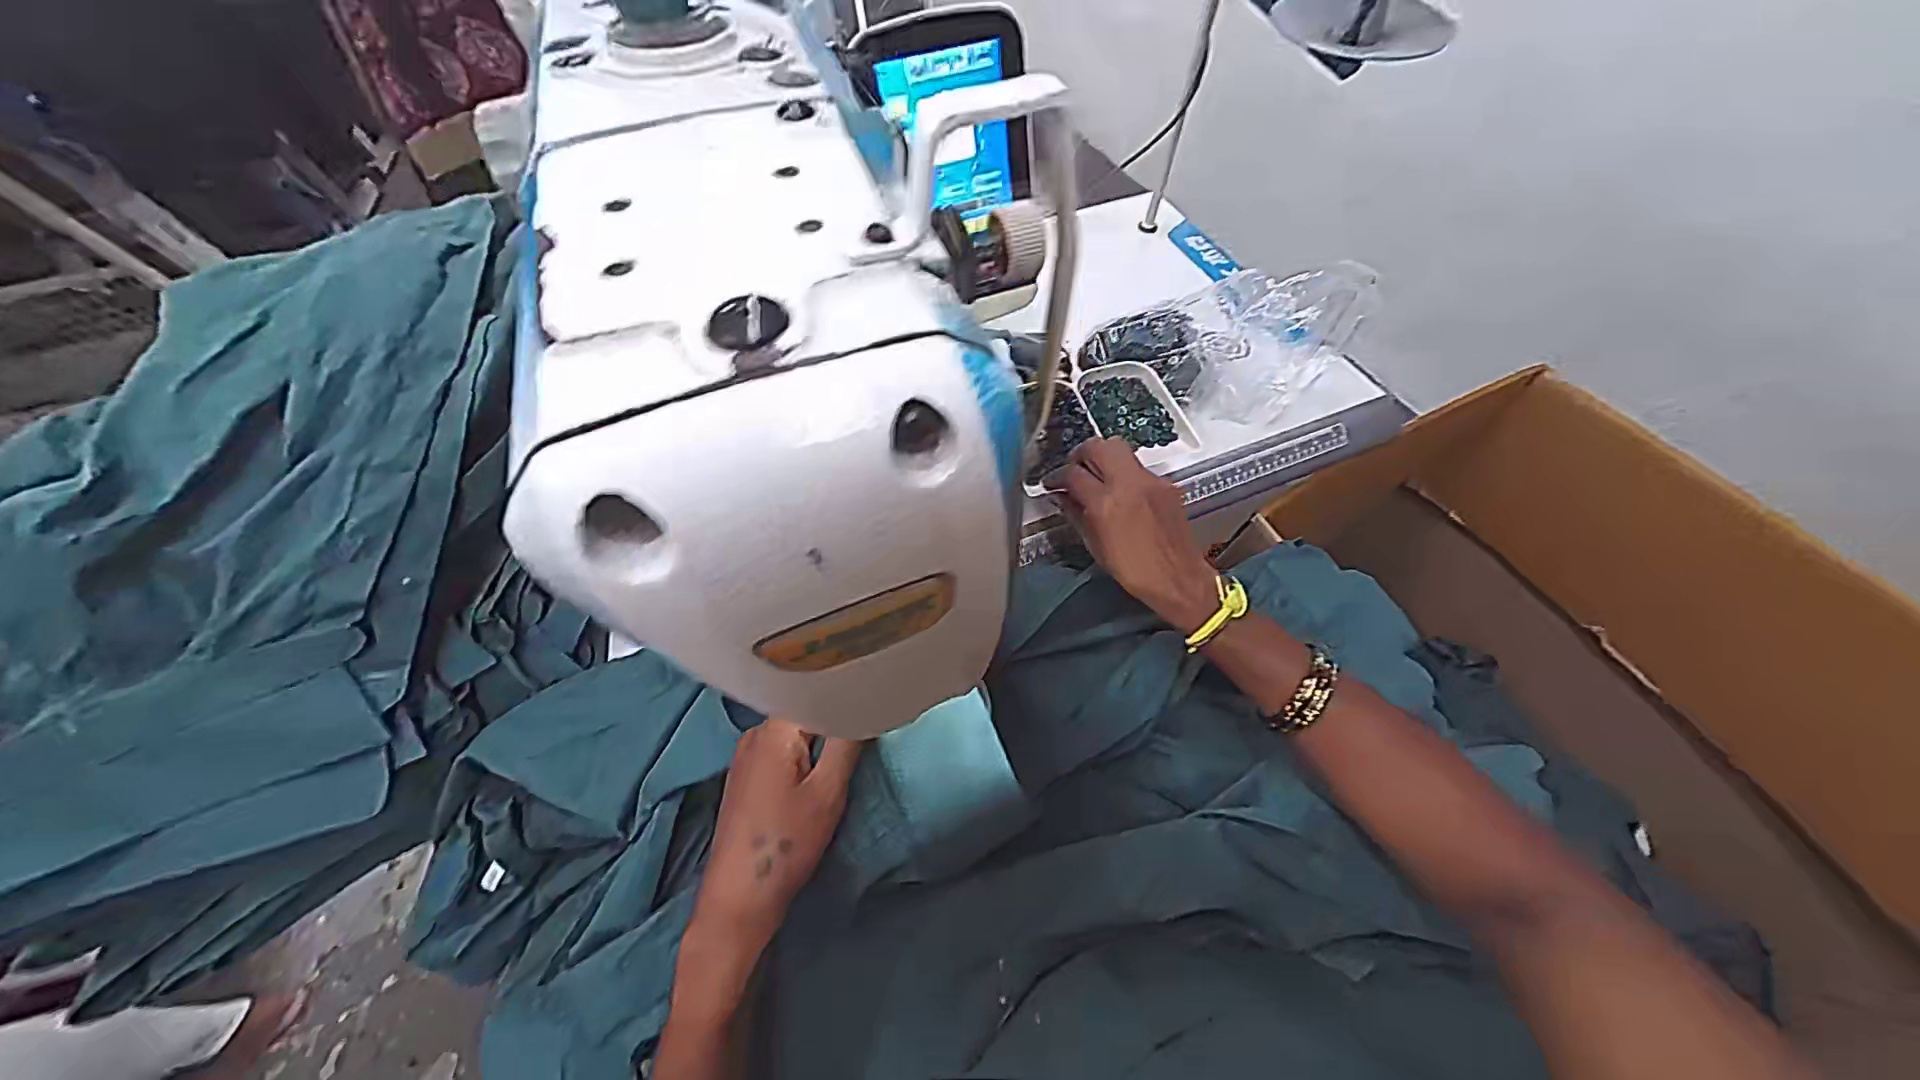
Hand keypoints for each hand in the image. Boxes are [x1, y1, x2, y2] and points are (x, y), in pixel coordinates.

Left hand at [686, 717, 862, 957]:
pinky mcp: (747, 776)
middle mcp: (755, 732)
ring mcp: (747, 754)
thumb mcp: (828, 791)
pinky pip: (783, 749)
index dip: (849, 697)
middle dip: (837, 719)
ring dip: (822, 739)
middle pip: (807, 711)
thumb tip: (865, 700)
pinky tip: (820, 769)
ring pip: (796, 732)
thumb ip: (848, 741)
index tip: (877, 701)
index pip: (819, 694)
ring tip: (851, 748)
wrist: (739, 899)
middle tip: (871, 727)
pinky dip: (805, 754)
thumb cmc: (787, 842)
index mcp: (773, 728)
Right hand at [1053, 437, 1219, 633]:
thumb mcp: (1095, 545)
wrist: (1177, 578)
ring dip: (1103, 459)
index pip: (1073, 474)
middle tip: (1074, 471)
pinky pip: (1138, 468)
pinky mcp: (1166, 484)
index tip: (1052, 483)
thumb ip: (1075, 514)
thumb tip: (1060, 496)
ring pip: (1120, 450)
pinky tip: (1122, 494)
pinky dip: (1124, 474)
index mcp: (1105, 503)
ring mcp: (1150, 480)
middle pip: (1097, 446)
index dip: (1057, 476)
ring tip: (1096, 479)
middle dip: (1081, 454)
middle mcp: (1128, 483)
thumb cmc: (1132, 570)